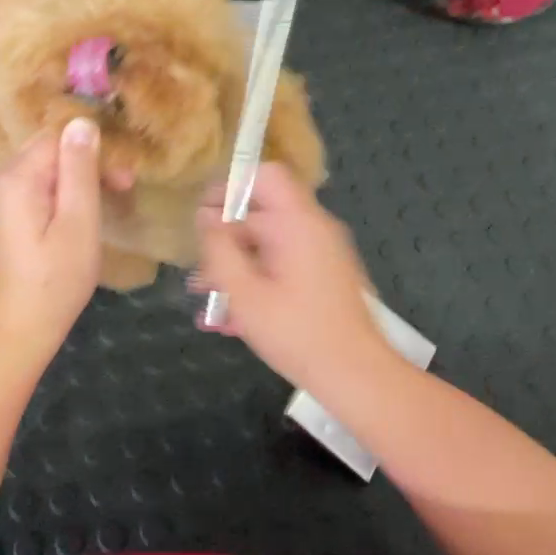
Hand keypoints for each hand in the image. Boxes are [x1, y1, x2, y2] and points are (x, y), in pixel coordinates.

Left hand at [0, 118, 102, 356]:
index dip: (94, 147)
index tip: (123, 176)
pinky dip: (67, 191)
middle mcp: (6, 176)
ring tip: (112, 199)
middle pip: (53, 147)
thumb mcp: (78, 221)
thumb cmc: (56, 278)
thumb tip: (83, 121)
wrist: (21, 324)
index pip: (60, 134)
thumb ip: (79, 169)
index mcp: (19, 175)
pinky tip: (86, 210)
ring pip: (50, 165)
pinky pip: (43, 184)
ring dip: (82, 176)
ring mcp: (6, 194)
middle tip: (123, 188)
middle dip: (90, 160)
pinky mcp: (12, 211)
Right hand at [195, 163, 396, 393]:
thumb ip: (219, 248)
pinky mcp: (324, 280)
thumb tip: (206, 218)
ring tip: (205, 301)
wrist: (358, 378)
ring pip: (266, 247)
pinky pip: (281, 268)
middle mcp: (313, 230)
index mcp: (297, 223)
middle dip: (223, 241)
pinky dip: (256, 284)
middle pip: (260, 216)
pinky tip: (230, 320)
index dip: (230, 187)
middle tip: (197, 272)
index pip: (265, 176)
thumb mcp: (244, 292)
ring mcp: (322, 256)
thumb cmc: (297, 331)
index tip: (203, 215)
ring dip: (235, 268)